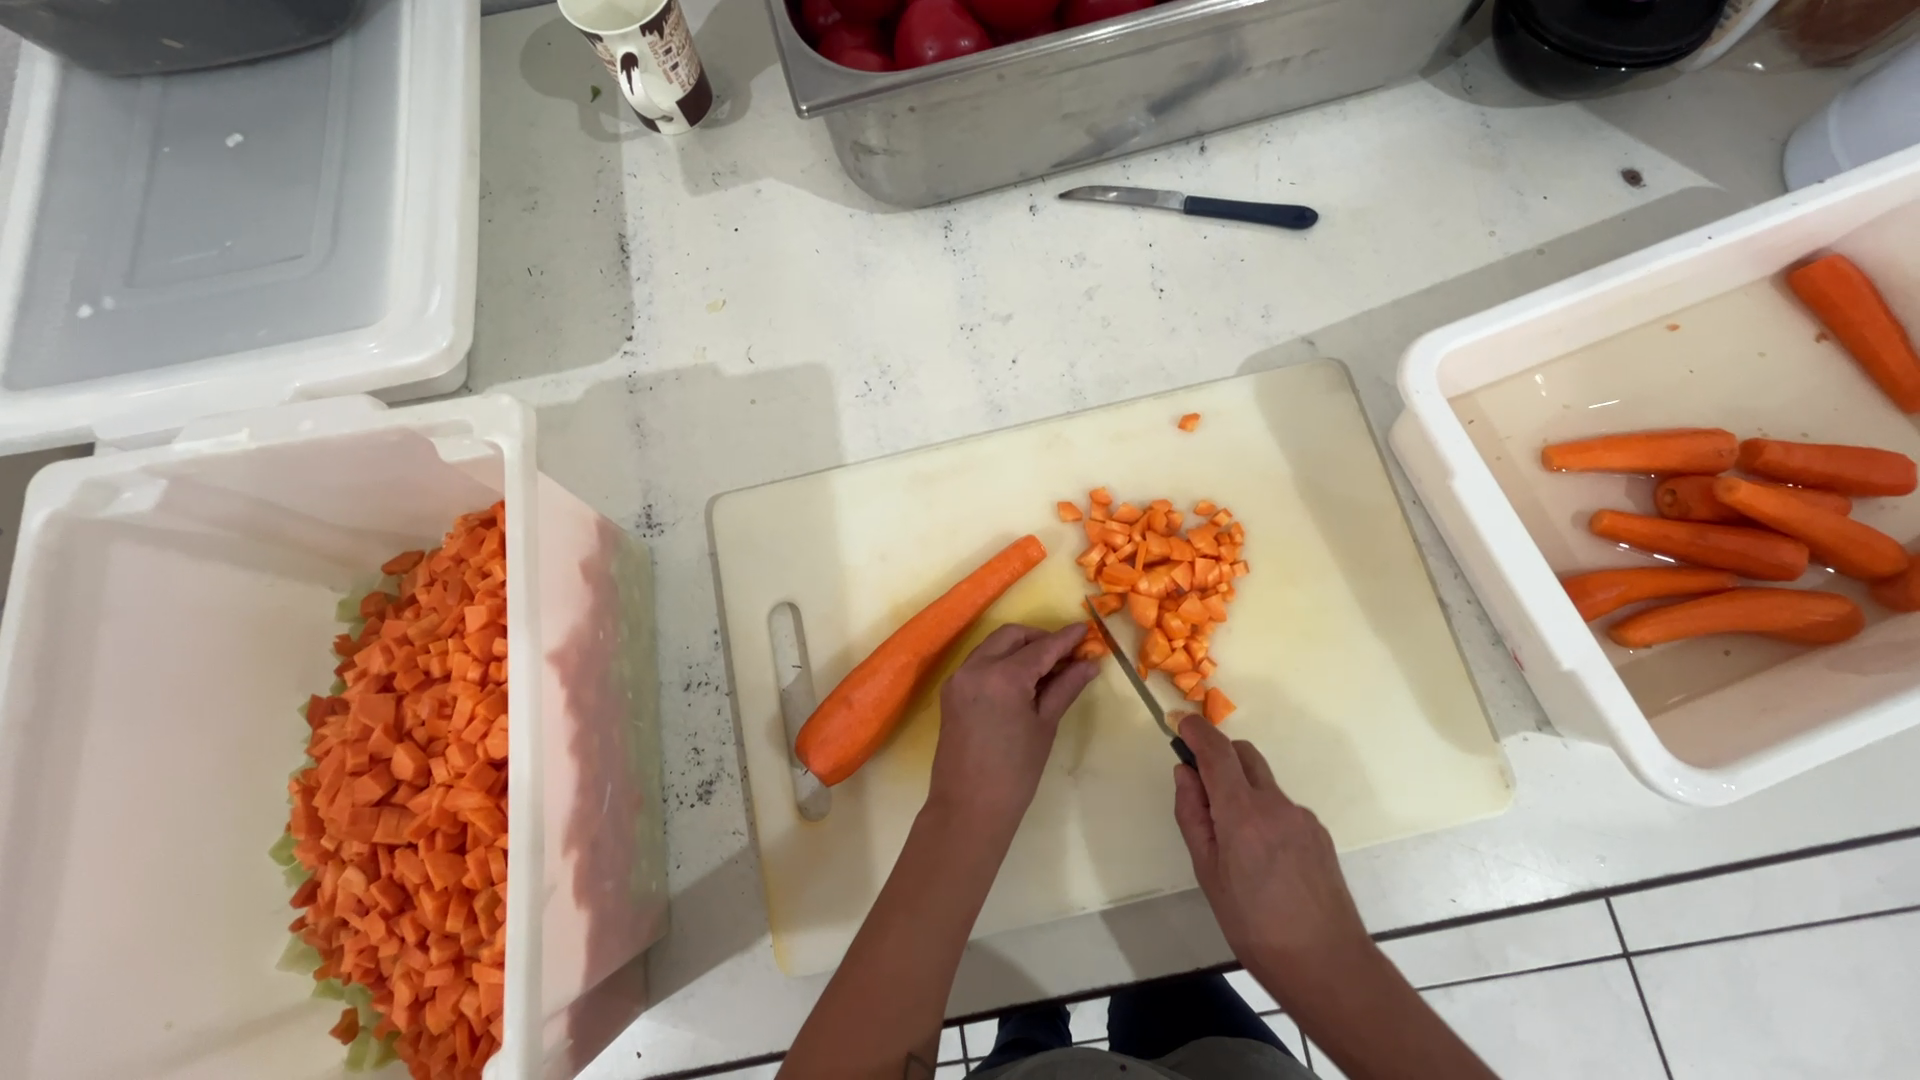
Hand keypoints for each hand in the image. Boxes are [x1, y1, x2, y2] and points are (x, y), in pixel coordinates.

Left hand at [927, 623, 1099, 832]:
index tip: (1086, 630)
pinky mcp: (951, 691)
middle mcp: (976, 667)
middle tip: (1066, 654)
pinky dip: (1002, 661)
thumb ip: (1065, 687)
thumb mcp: (1045, 725)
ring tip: (1047, 668)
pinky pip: (980, 662)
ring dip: (1020, 648)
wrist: (968, 807)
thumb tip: (1089, 663)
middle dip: (1040, 639)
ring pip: (993, 646)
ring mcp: (959, 678)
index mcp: (1002, 676)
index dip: (1066, 639)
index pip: (1041, 648)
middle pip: (1012, 637)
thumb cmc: (1015, 772)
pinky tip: (1022, 680)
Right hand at [1171, 713, 1370, 983]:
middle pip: (1245, 756)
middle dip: (1220, 756)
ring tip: (1232, 840)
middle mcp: (1276, 804)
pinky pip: (1282, 807)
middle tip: (1200, 785)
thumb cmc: (1253, 924)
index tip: (1182, 724)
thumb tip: (1185, 774)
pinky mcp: (1319, 833)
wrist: (1325, 963)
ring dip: (1242, 788)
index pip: (1218, 753)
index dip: (1198, 732)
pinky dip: (1263, 812)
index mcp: (1243, 814)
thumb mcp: (1207, 872)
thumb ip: (1193, 816)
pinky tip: (1262, 857)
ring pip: (1264, 783)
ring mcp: (1302, 817)